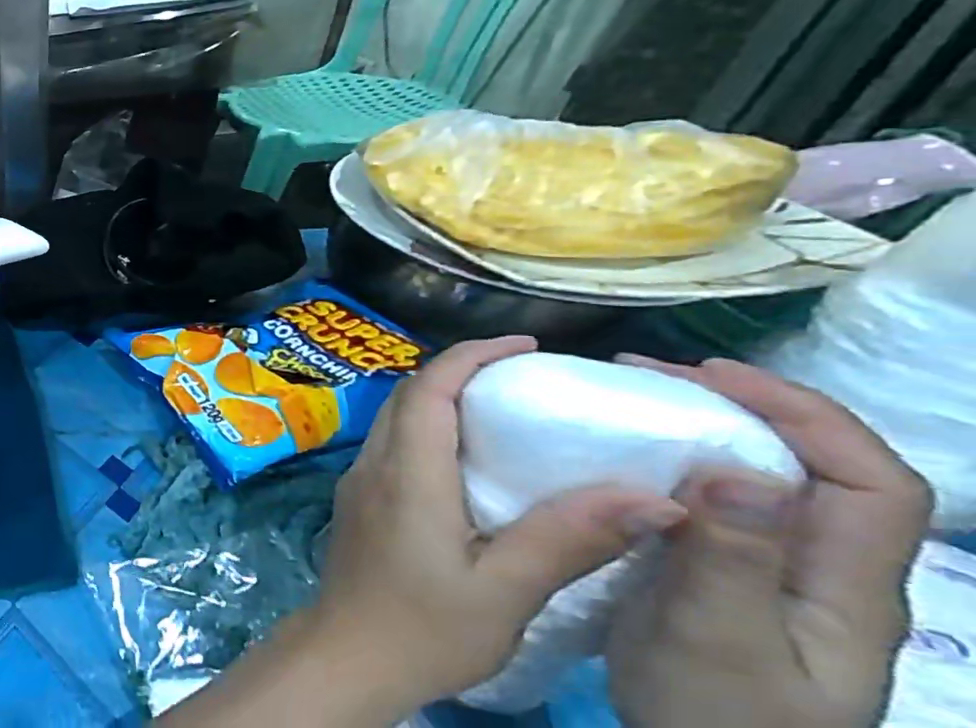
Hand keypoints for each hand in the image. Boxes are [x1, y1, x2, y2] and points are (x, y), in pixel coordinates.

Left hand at [311, 336, 685, 716]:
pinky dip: (427, 426)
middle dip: (460, 369)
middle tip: (522, 373)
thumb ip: (567, 539)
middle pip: (410, 392)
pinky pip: (392, 441)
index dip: (473, 354)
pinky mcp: (358, 498)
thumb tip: (648, 496)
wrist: (348, 654)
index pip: (430, 387)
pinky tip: (464, 456)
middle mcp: (375, 461)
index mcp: (408, 471)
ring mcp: (359, 478)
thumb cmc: (425, 627)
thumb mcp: (505, 591)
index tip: (524, 343)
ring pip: (396, 415)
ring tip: (501, 407)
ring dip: (440, 396)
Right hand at [605, 356, 929, 727]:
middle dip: (748, 403)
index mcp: (847, 588)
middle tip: (649, 375)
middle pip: (824, 466)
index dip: (806, 414)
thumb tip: (742, 468)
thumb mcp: (717, 640)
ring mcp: (778, 570)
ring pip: (770, 475)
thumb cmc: (713, 713)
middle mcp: (827, 570)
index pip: (873, 482)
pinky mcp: (730, 570)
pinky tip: (632, 451)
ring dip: (709, 422)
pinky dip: (681, 455)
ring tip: (633, 397)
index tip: (710, 375)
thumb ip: (735, 560)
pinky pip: (722, 496)